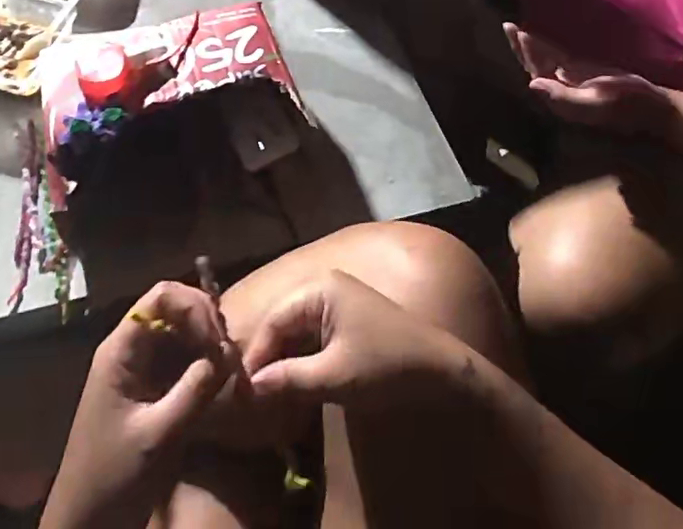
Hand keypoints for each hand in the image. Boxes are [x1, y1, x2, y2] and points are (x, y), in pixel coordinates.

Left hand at [41, 282, 231, 528]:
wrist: (86, 523)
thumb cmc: (113, 479)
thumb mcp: (158, 436)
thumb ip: (193, 392)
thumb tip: (228, 354)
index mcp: (120, 350)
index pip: (161, 298)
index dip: (195, 307)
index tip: (219, 339)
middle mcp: (130, 348)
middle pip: (174, 308)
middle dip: (206, 322)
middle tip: (230, 353)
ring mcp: (141, 366)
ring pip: (181, 332)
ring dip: (208, 341)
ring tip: (230, 367)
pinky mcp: (152, 386)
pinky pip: (182, 357)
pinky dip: (204, 361)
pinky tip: (222, 378)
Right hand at [240, 271, 461, 410]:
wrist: (440, 370)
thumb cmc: (387, 367)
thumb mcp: (335, 377)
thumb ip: (289, 379)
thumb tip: (248, 389)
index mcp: (320, 288)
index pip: (274, 320)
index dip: (257, 356)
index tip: (242, 392)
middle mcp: (323, 287)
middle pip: (282, 323)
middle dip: (267, 358)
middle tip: (250, 396)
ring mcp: (335, 301)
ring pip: (294, 331)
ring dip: (281, 361)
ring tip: (265, 394)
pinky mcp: (344, 319)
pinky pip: (310, 337)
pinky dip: (298, 360)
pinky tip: (290, 384)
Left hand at [505, 23, 676, 136]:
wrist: (654, 110)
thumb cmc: (629, 104)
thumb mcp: (598, 100)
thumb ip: (565, 96)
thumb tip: (533, 85)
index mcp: (560, 98)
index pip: (537, 72)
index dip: (527, 54)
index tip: (520, 33)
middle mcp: (561, 92)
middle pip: (535, 67)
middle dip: (521, 48)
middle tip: (508, 25)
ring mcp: (571, 84)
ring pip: (543, 64)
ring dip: (530, 47)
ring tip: (516, 30)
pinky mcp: (582, 77)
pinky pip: (557, 62)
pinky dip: (546, 50)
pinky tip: (539, 41)